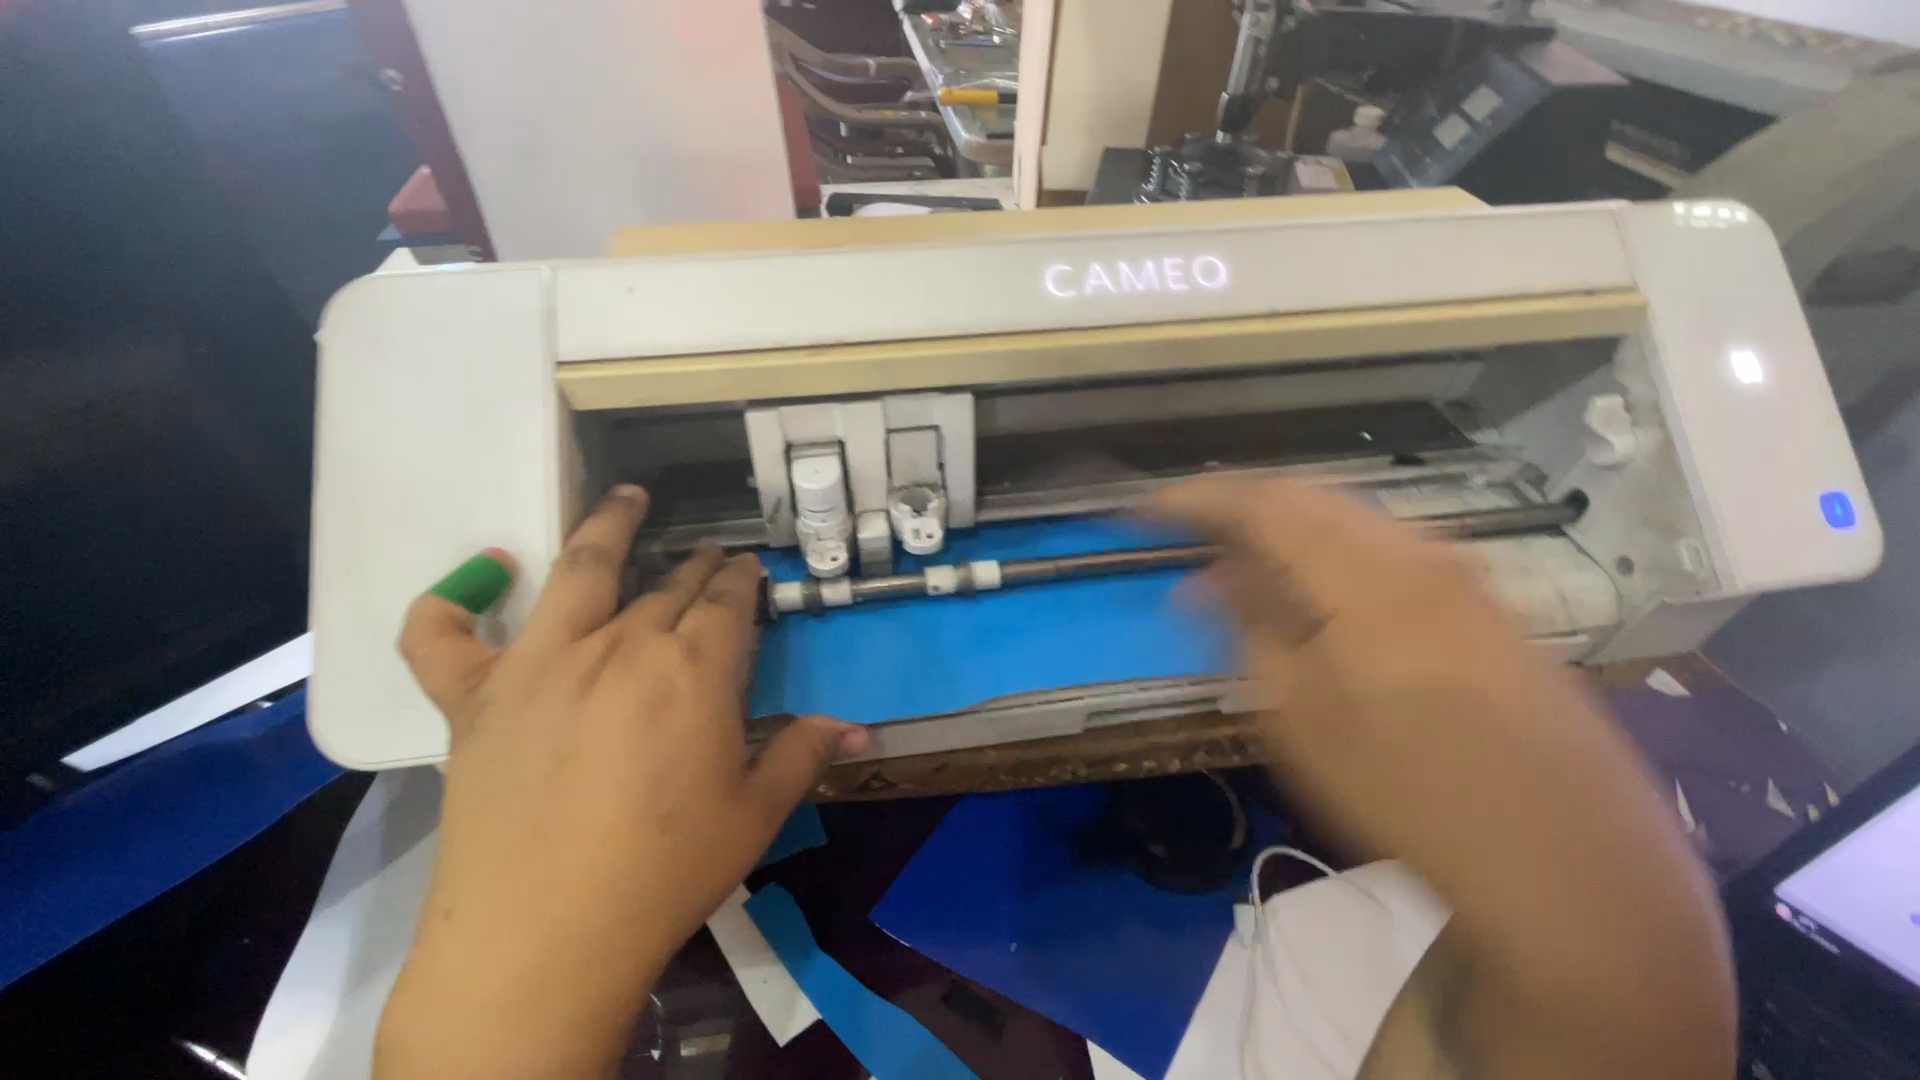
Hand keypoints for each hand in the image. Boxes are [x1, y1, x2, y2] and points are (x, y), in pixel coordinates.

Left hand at [376, 485, 867, 1078]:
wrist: (542, 938)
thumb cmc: (666, 874)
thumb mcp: (755, 815)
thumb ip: (803, 755)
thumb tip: (859, 727)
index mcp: (694, 670)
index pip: (728, 602)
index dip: (743, 581)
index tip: (750, 570)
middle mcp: (620, 645)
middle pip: (668, 586)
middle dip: (696, 566)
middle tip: (709, 558)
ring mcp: (540, 663)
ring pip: (578, 571)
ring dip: (608, 526)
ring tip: (627, 498)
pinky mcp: (473, 697)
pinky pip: (444, 637)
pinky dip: (450, 601)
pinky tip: (479, 573)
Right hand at [1146, 474, 1592, 857]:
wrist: (1568, 867)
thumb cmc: (1405, 794)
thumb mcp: (1297, 717)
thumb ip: (1251, 626)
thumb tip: (1209, 577)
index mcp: (1366, 573)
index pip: (1263, 502)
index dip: (1194, 500)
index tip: (1141, 514)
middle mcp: (1421, 553)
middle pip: (1311, 498)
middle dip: (1240, 510)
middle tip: (1185, 538)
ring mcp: (1465, 579)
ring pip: (1354, 524)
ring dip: (1288, 535)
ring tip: (1240, 573)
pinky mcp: (1489, 611)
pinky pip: (1390, 555)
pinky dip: (1335, 560)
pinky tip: (1317, 602)